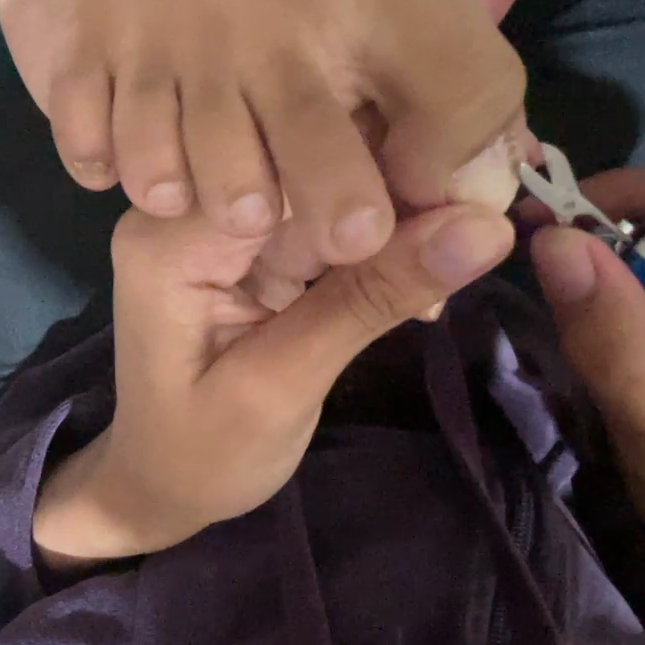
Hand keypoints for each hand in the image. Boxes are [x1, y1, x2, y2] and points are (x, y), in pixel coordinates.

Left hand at [34, 202, 514, 564]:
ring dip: (395, 219)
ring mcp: (213, 221)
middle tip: (480, 224)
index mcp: (168, 237)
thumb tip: (484, 223)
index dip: (385, 168)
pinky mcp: (242, 245)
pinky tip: (418, 279)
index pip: (287, 159)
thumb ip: (370, 300)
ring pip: (321, 185)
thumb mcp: (284, 385)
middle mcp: (183, 206)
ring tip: (461, 250)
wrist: (159, 485)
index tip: (475, 193)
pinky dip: (373, 246)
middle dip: (396, 190)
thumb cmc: (202, 456)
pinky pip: (318, 220)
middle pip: (304, 161)